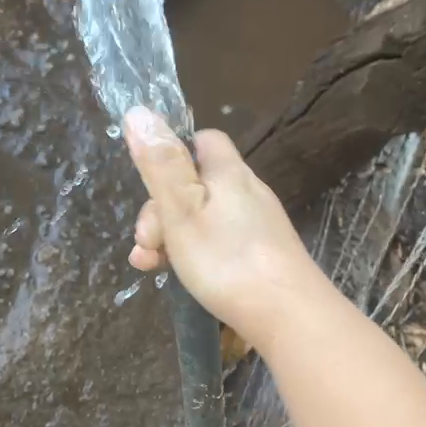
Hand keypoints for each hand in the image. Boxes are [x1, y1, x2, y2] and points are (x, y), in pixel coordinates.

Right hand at [122, 107, 329, 345]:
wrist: (288, 315)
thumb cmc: (226, 258)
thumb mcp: (180, 208)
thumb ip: (159, 163)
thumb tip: (138, 111)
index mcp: (228, 173)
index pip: (202, 140)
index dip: (173, 153)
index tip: (151, 181)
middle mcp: (245, 192)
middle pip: (192, 185)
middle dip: (159, 210)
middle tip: (147, 241)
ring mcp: (255, 225)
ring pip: (199, 218)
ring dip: (168, 237)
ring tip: (150, 265)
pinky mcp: (259, 255)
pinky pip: (215, 242)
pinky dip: (190, 254)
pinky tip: (178, 276)